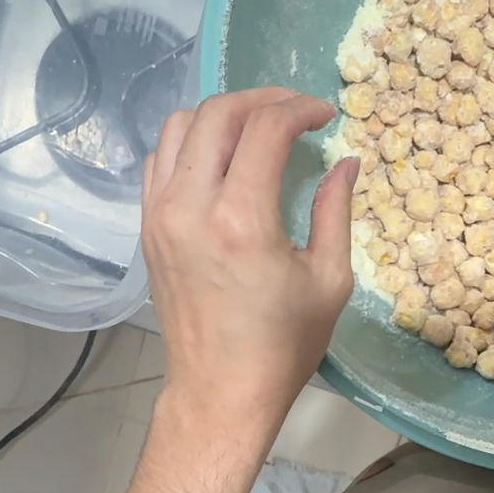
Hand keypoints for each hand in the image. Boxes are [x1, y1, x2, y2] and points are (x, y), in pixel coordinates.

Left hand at [142, 88, 356, 433]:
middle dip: (262, 100)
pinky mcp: (148, 228)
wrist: (221, 392)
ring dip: (223, 115)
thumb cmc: (283, 347)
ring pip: (181, 127)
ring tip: (258, 129)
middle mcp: (191, 206)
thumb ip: (335, 212)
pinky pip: (162, 160)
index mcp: (242, 219)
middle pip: (218, 113)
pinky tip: (222, 159)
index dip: (300, 109)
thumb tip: (345, 163)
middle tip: (295, 111)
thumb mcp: (328, 281)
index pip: (265, 129)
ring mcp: (160, 215)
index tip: (325, 115)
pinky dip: (193, 144)